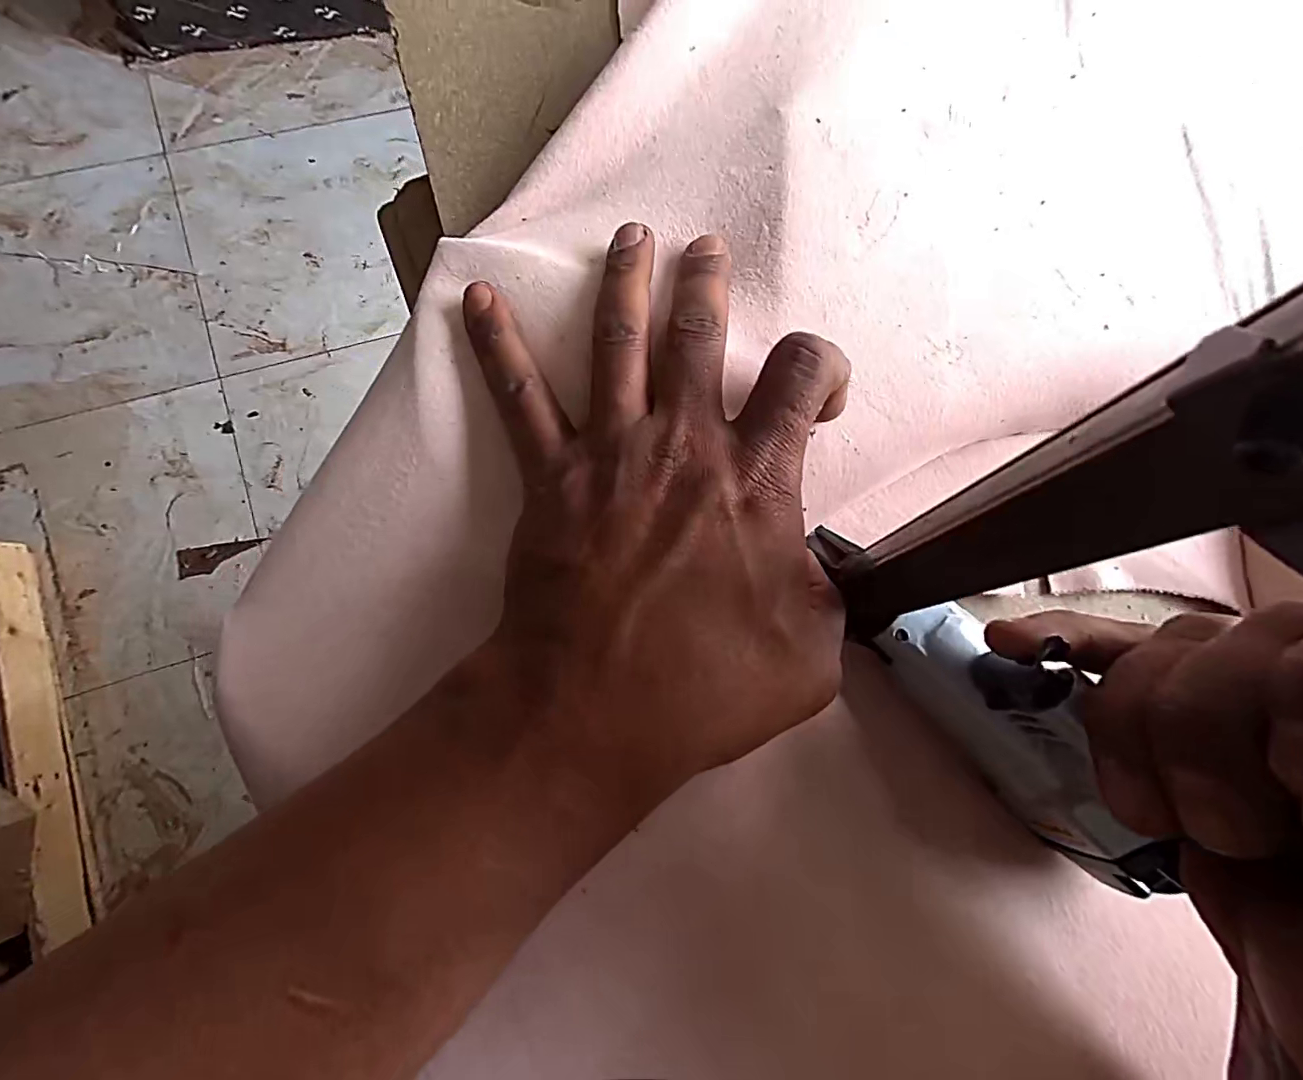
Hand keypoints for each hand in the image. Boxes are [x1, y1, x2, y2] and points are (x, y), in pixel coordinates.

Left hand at [461, 225, 851, 803]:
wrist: (592, 711)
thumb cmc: (704, 689)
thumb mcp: (809, 653)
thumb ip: (824, 592)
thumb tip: (817, 564)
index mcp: (755, 480)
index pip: (800, 374)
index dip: (822, 365)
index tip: (818, 395)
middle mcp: (682, 446)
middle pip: (698, 334)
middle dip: (706, 284)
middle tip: (704, 249)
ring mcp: (609, 453)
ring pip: (617, 340)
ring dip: (626, 280)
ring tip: (632, 236)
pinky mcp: (550, 477)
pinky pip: (519, 398)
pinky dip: (496, 345)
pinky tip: (478, 299)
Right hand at [986, 604, 1302, 1079]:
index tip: (1298, 783)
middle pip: (1262, 639)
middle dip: (1206, 724)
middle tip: (1228, 829)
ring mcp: (1276, 714)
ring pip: (1178, 649)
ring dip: (1135, 721)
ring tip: (1165, 813)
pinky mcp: (1188, 729)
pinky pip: (1122, 656)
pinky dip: (1072, 644)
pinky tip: (1021, 642)